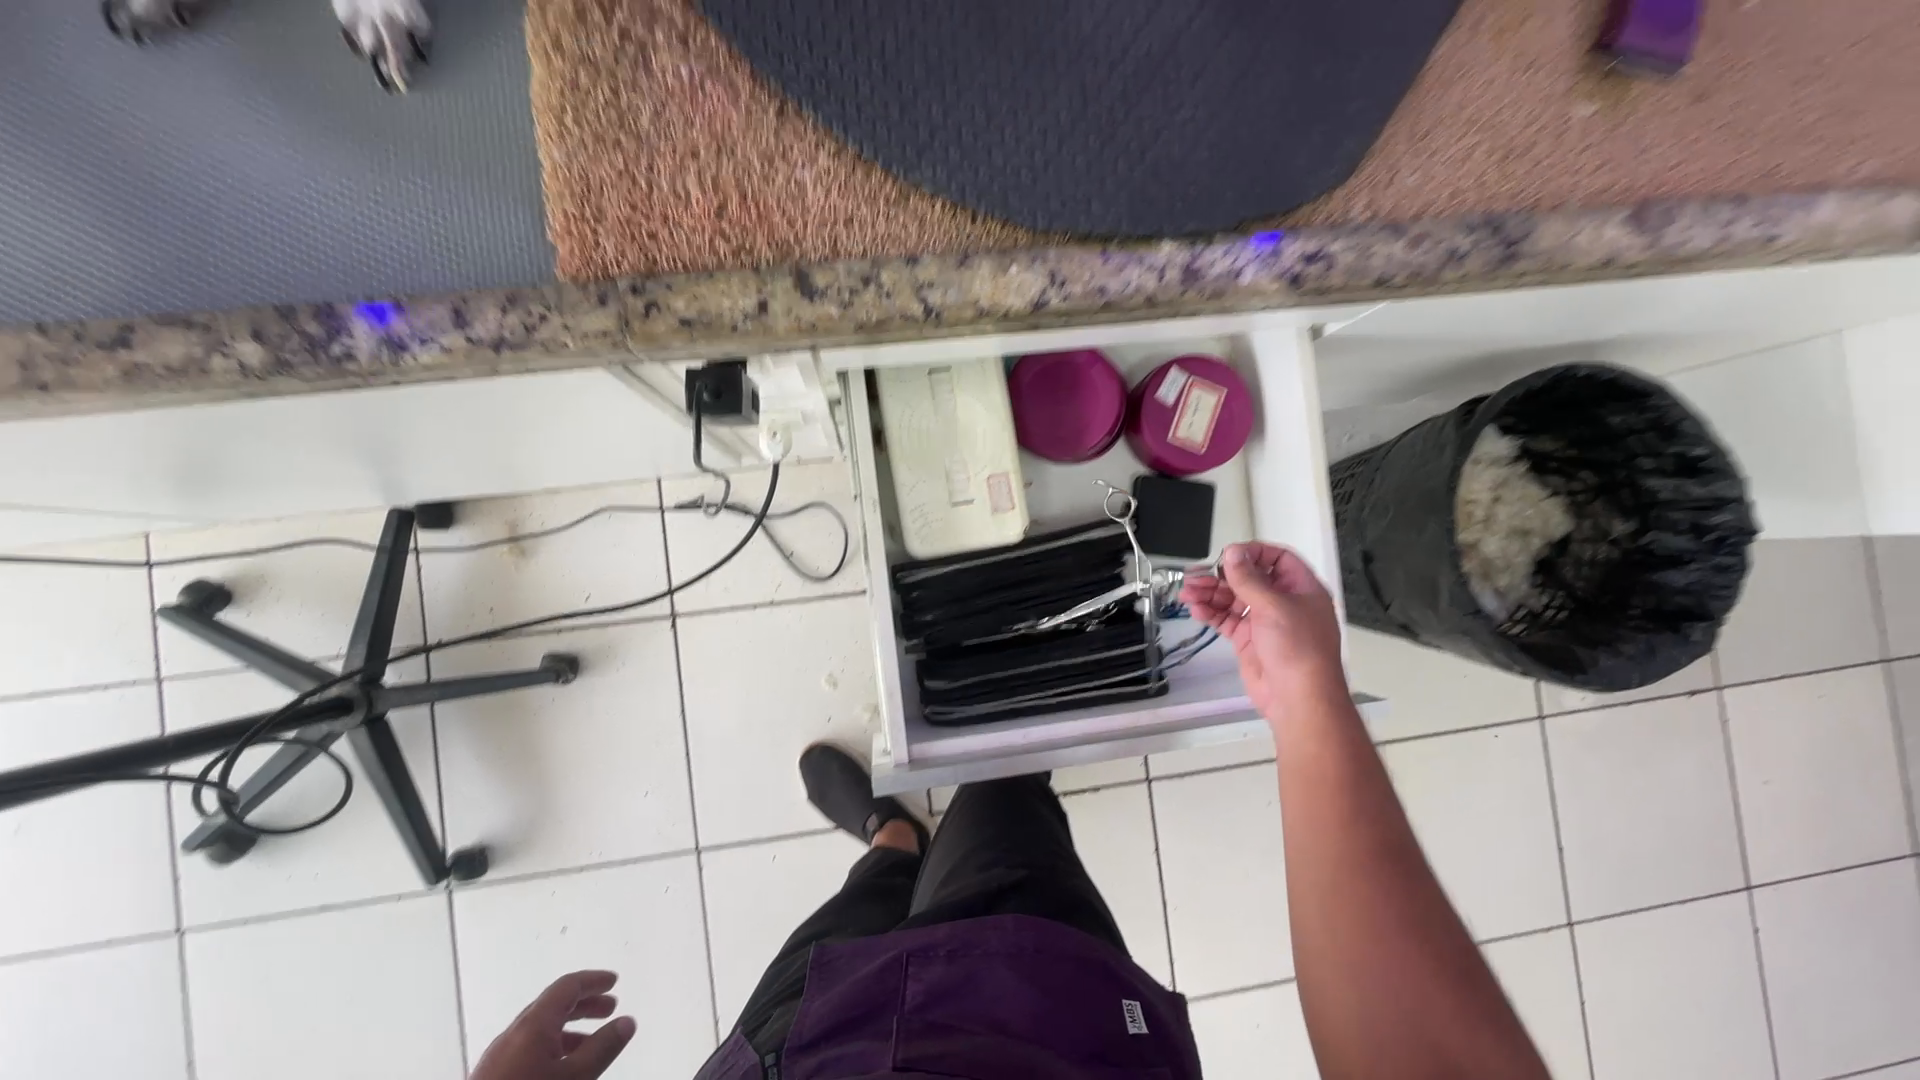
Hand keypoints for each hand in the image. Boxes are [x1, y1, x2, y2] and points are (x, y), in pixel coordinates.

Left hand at [470, 970, 636, 1079]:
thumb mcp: (575, 1077)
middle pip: (553, 1005)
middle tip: (610, 1009)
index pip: (567, 987)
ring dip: (570, 1027)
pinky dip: (553, 1045)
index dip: (593, 981)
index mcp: (533, 1024)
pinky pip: (528, 1047)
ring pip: (540, 1029)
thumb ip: (602, 1048)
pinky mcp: (492, 1076)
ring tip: (591, 1043)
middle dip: (584, 1003)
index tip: (614, 982)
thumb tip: (627, 1021)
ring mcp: (499, 1056)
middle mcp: (513, 1033)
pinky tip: (561, 1068)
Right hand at [1181, 542, 1344, 722]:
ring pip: (1233, 599)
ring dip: (1210, 594)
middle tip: (1195, 576)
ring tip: (1188, 593)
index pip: (1277, 559)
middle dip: (1221, 576)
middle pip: (1249, 579)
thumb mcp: (1274, 607)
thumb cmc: (1299, 650)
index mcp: (1301, 588)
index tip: (1228, 555)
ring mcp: (1265, 622)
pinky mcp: (1249, 640)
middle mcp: (1284, 602)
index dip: (1253, 554)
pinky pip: (1226, 620)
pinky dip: (1211, 614)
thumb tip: (1233, 553)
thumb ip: (1249, 579)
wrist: (1298, 698)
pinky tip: (1197, 610)